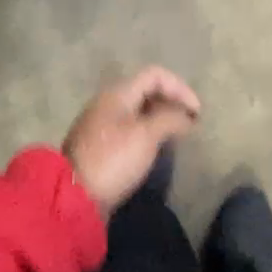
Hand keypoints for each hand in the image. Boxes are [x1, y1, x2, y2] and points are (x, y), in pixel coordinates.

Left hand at [62, 66, 201, 212]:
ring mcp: (103, 123)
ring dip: (161, 118)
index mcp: (118, 92)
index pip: (155, 75)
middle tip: (190, 123)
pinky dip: (149, 132)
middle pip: (147, 90)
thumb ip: (170, 119)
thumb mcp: (146, 135)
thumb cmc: (113, 159)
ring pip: (139, 110)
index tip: (197, 112)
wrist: (74, 196)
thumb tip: (186, 116)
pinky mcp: (102, 145)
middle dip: (172, 102)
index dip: (180, 88)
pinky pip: (131, 128)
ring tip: (178, 136)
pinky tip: (158, 149)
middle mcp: (109, 102)